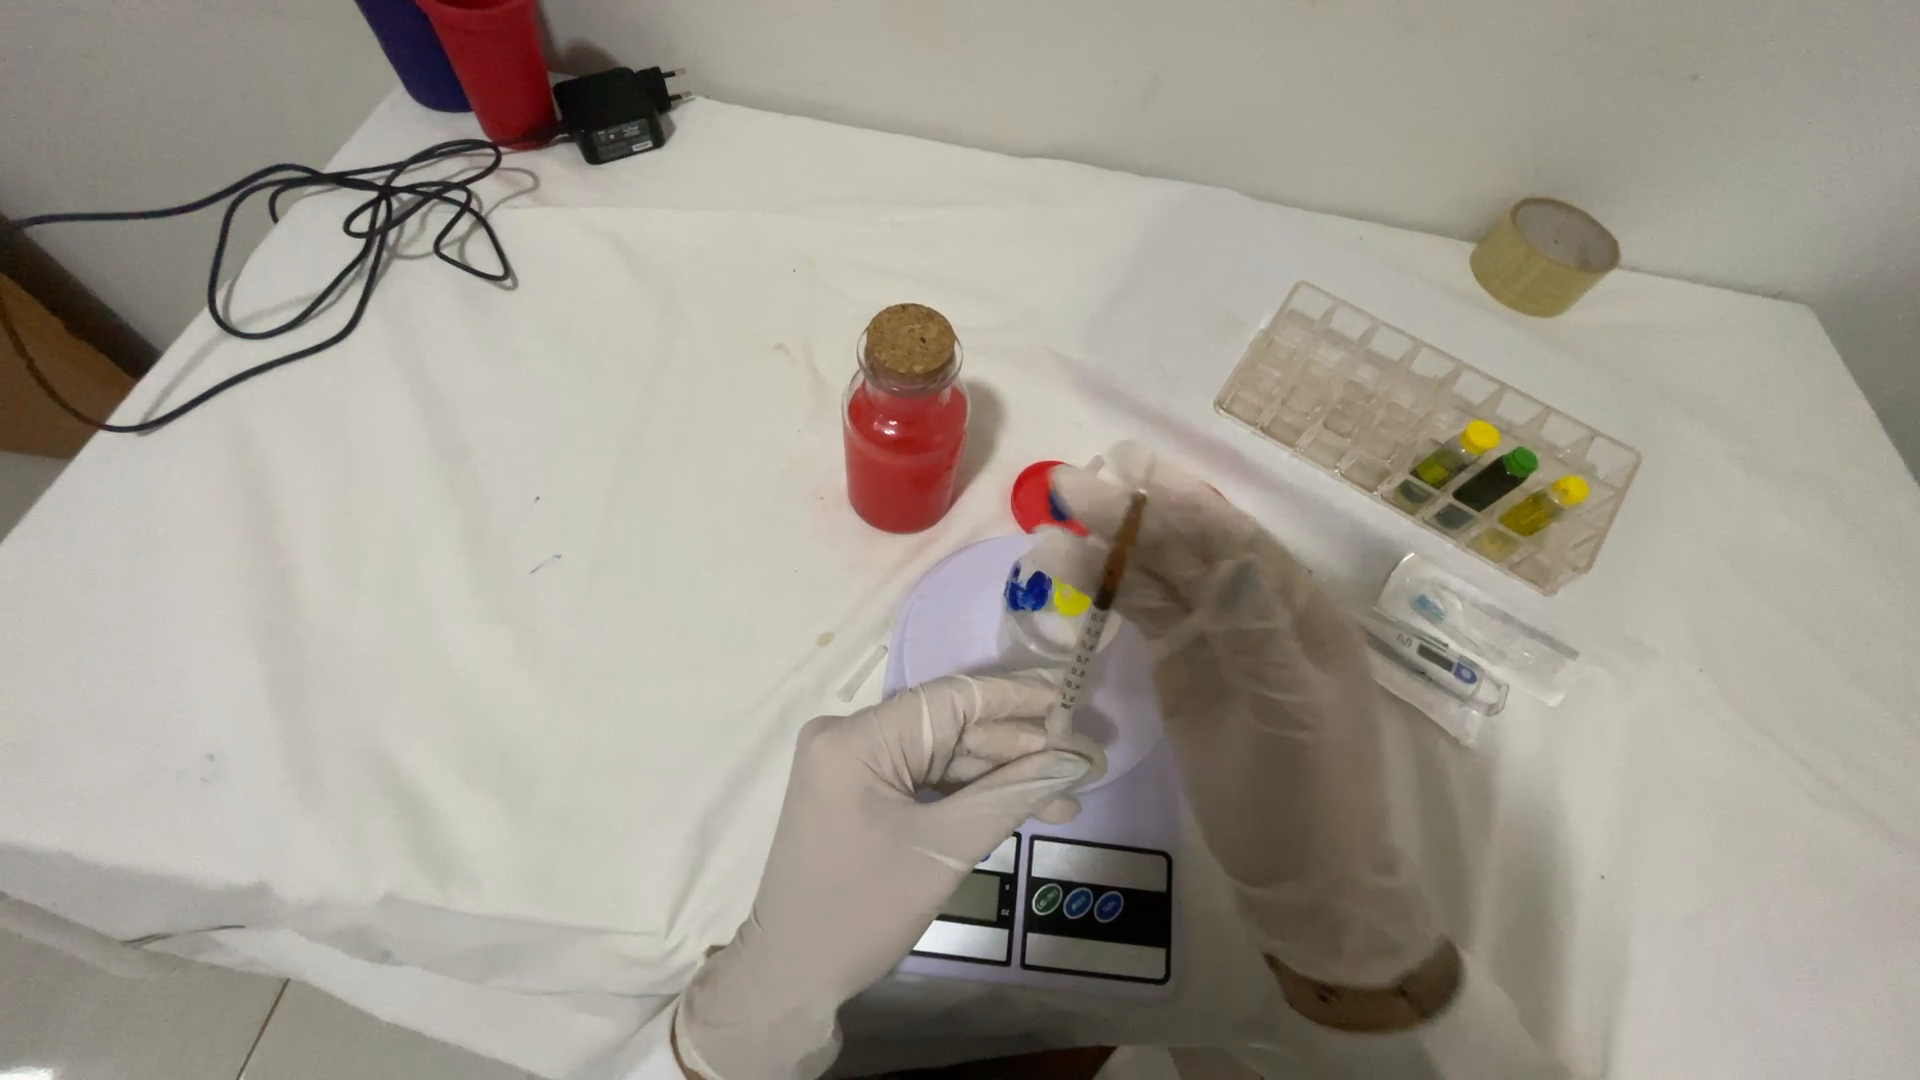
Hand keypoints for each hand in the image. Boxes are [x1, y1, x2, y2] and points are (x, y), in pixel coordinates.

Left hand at [675, 675, 1103, 1079]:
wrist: (791, 977)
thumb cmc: (861, 912)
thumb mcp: (944, 850)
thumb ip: (1010, 796)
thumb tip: (1070, 764)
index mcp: (856, 738)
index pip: (949, 699)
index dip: (1013, 699)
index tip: (1066, 702)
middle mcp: (849, 736)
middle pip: (949, 728)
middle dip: (1014, 750)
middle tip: (1078, 762)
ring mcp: (852, 763)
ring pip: (941, 757)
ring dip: (998, 778)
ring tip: (1063, 795)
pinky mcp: (859, 790)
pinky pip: (924, 780)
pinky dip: (968, 795)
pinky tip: (1019, 804)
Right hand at [1052, 447, 1443, 994]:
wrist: (1299, 875)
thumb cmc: (1312, 794)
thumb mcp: (1294, 714)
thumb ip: (1259, 634)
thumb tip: (1230, 559)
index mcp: (1298, 611)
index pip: (1237, 542)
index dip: (1185, 505)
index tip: (1131, 474)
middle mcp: (1253, 610)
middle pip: (1187, 549)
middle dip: (1133, 516)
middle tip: (1069, 486)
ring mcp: (1210, 636)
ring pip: (1156, 578)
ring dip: (1108, 549)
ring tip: (1050, 524)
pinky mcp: (1177, 664)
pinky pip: (1139, 616)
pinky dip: (1104, 590)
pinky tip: (1065, 567)